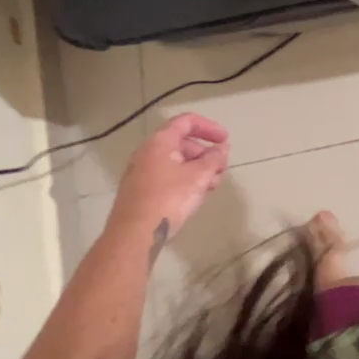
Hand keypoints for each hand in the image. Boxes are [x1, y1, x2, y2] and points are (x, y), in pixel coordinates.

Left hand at [108, 113, 228, 238]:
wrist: (132, 236)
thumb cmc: (168, 199)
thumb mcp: (199, 176)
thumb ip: (214, 158)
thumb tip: (222, 149)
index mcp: (159, 142)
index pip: (186, 122)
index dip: (209, 127)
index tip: (225, 140)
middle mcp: (147, 153)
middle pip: (181, 143)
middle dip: (205, 154)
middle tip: (221, 168)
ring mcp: (140, 174)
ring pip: (175, 163)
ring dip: (197, 170)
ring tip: (212, 186)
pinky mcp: (139, 193)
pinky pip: (166, 178)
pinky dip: (184, 181)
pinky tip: (195, 197)